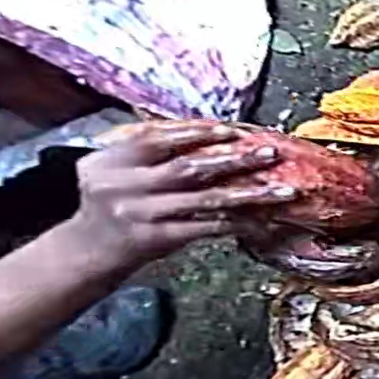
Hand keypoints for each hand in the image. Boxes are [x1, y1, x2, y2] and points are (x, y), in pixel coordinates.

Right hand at [65, 120, 292, 270]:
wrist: (91, 247)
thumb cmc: (120, 202)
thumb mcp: (119, 172)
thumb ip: (153, 154)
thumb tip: (213, 134)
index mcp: (108, 162)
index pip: (155, 139)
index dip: (196, 133)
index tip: (234, 131)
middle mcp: (119, 185)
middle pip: (189, 167)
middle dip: (236, 159)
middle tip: (271, 153)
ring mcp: (139, 212)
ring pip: (208, 198)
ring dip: (253, 194)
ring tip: (287, 190)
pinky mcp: (158, 236)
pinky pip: (211, 226)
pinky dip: (242, 222)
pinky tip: (267, 220)